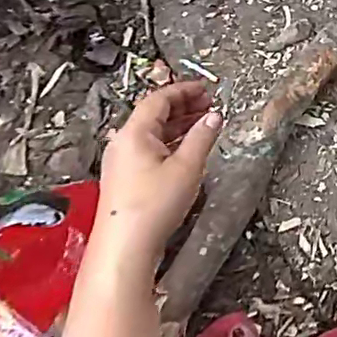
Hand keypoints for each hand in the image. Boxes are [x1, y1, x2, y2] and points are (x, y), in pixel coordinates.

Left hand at [97, 81, 222, 245]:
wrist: (125, 248)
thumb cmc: (153, 205)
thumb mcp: (188, 167)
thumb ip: (202, 136)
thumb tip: (214, 117)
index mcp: (134, 133)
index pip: (159, 99)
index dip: (184, 90)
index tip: (205, 89)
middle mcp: (123, 143)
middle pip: (153, 114)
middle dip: (182, 106)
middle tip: (208, 104)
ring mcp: (122, 162)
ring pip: (152, 132)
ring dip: (178, 124)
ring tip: (203, 124)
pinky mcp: (125, 179)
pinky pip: (149, 148)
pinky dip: (170, 141)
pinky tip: (187, 149)